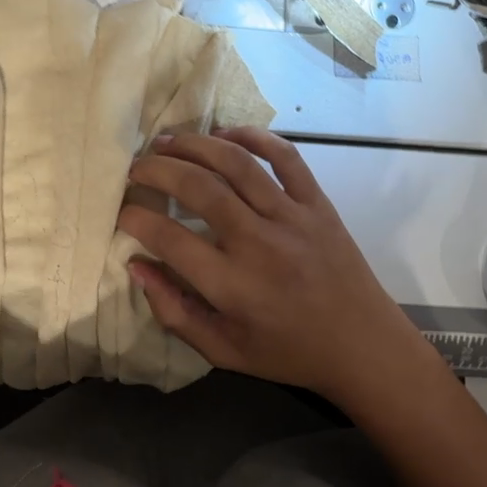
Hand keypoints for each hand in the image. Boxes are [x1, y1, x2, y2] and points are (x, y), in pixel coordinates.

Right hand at [116, 128, 432, 400]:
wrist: (364, 346)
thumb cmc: (289, 351)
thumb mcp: (223, 350)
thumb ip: (174, 312)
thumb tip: (136, 266)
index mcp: (234, 286)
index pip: (170, 239)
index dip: (136, 219)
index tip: (122, 212)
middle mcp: (260, 243)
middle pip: (199, 188)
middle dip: (157, 170)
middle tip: (136, 169)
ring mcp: (292, 217)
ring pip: (236, 163)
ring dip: (194, 145)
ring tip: (166, 141)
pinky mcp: (317, 203)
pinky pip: (285, 157)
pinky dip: (253, 137)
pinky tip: (224, 134)